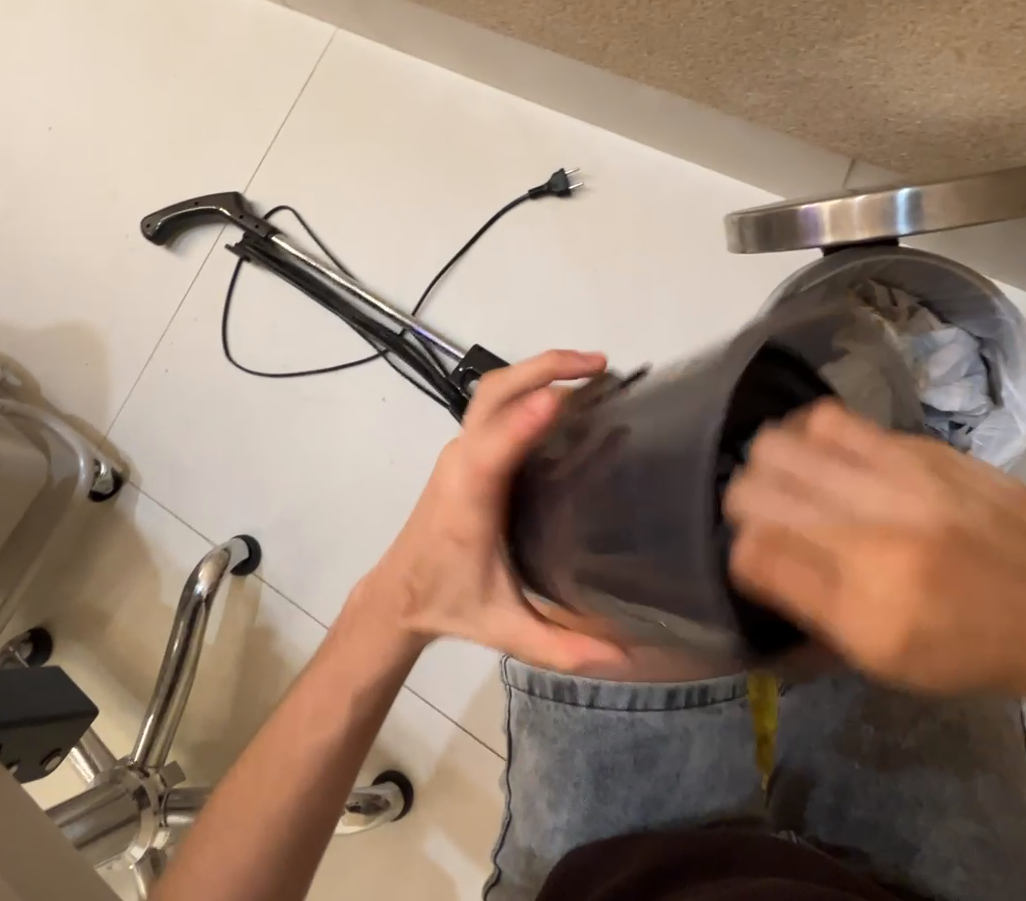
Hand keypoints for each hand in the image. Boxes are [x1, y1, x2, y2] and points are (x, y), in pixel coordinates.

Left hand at [353, 350, 628, 673]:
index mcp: (469, 499)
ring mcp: (460, 451)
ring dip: (538, 371)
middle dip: (543, 368)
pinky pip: (496, 405)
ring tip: (593, 372)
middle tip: (601, 365)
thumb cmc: (450, 605)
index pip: (493, 448)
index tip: (567, 397)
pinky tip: (567, 397)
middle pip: (493, 393)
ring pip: (493, 391)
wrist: (398, 595)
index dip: (526, 420)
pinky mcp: (466, 452)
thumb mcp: (509, 632)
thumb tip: (628, 660)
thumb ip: (565, 648)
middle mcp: (461, 462)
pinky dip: (530, 388)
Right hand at [723, 401, 1025, 699]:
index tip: (753, 559)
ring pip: (782, 445)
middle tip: (765, 520)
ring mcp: (898, 480)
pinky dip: (808, 438)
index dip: (740, 554)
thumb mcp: (892, 665)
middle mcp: (876, 535)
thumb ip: (812, 613)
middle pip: (755, 490)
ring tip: (787, 482)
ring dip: (770, 465)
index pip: (753, 553)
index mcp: (869, 607)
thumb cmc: (983, 650)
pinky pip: (830, 422)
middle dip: (742, 505)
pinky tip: (821, 457)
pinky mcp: (919, 447)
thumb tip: (752, 561)